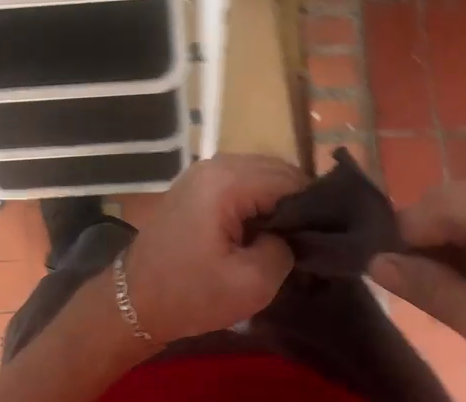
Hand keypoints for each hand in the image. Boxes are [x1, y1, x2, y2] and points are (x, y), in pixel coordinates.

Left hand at [121, 154, 307, 342]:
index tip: (331, 235)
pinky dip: (257, 201)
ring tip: (294, 237)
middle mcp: (214, 165)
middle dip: (297, 200)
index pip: (288, 179)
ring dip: (277, 200)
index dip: (313, 206)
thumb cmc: (191, 293)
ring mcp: (202, 172)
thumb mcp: (251, 284)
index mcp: (226, 182)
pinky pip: (239, 182)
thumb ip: (284, 250)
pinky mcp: (197, 186)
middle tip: (316, 237)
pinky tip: (266, 231)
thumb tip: (294, 235)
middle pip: (274, 169)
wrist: (134, 300)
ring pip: (258, 174)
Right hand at [368, 181, 465, 401]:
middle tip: (426, 293)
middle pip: (443, 200)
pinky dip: (458, 243)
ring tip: (451, 292)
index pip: (441, 207)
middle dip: (423, 242)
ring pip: (450, 205)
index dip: (408, 240)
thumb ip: (440, 297)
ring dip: (439, 244)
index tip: (396, 280)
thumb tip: (376, 262)